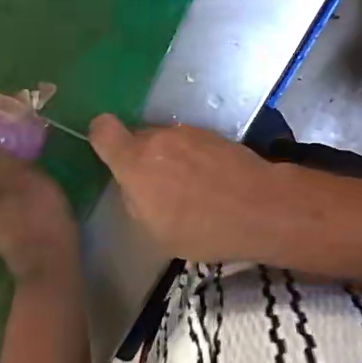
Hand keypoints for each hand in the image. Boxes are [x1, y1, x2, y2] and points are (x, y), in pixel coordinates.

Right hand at [88, 114, 293, 262]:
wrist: (260, 206)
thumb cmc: (203, 229)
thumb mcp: (156, 232)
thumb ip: (136, 201)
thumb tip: (134, 187)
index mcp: (135, 162)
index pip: (102, 129)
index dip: (101, 138)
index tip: (109, 155)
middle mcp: (157, 138)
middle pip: (136, 138)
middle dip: (140, 158)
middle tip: (156, 187)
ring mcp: (187, 132)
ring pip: (163, 140)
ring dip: (167, 157)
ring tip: (188, 188)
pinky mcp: (211, 133)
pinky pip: (188, 142)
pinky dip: (191, 157)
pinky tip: (208, 181)